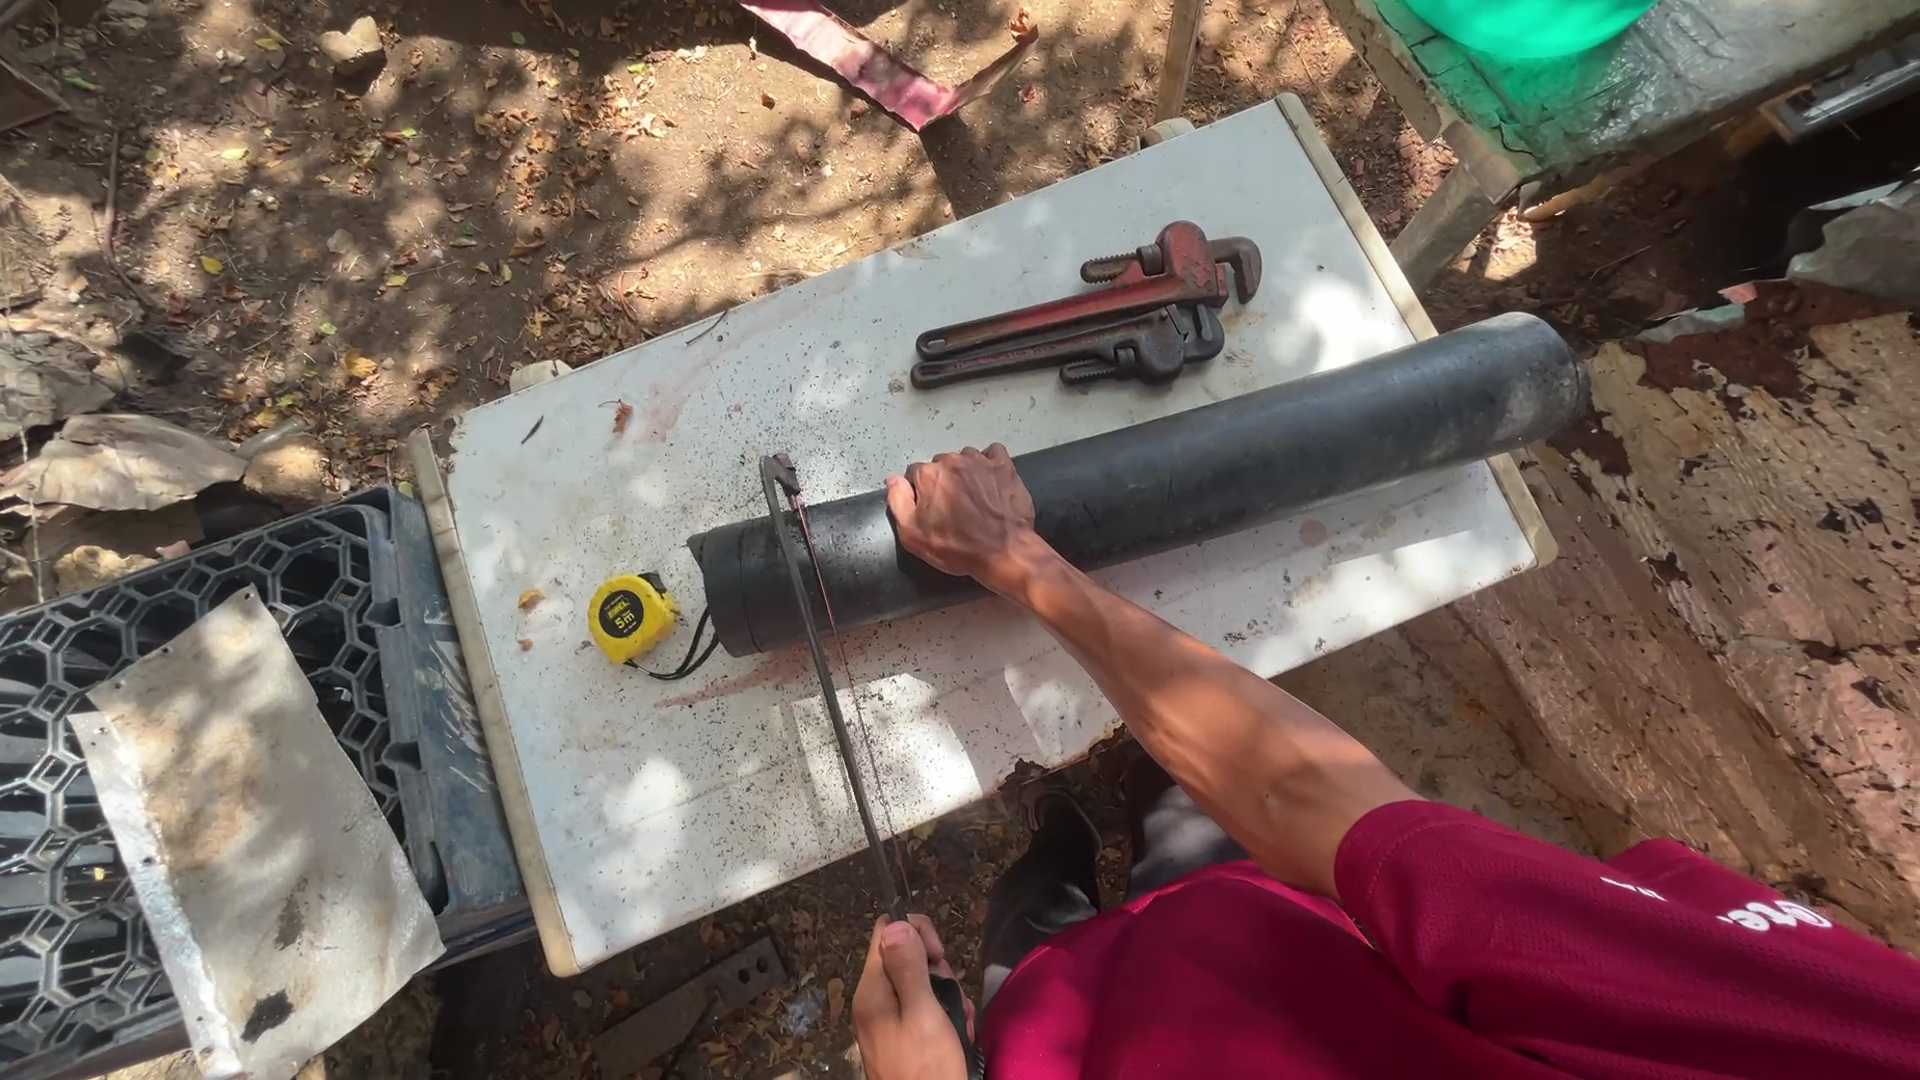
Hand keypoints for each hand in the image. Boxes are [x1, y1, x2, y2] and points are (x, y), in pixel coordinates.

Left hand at [852, 916, 970, 1079]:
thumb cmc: (927, 1071)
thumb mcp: (922, 1015)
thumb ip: (909, 968)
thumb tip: (897, 922)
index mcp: (873, 989)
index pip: (887, 930)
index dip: (916, 932)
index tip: (938, 956)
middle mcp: (876, 1000)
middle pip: (907, 955)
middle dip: (937, 970)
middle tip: (950, 996)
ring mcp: (889, 1020)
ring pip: (922, 983)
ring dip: (947, 996)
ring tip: (959, 1024)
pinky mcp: (903, 1038)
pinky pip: (925, 1009)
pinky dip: (945, 1017)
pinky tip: (958, 1035)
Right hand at [886, 444, 1051, 595]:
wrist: (1002, 551)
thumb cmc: (956, 547)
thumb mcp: (912, 534)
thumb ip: (897, 501)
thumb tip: (893, 479)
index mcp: (928, 475)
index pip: (915, 474)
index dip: (921, 493)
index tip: (930, 510)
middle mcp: (952, 461)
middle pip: (940, 465)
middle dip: (943, 482)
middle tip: (953, 508)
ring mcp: (980, 461)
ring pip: (965, 459)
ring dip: (966, 473)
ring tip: (974, 497)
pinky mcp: (1003, 466)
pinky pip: (993, 453)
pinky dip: (990, 463)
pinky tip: (990, 480)